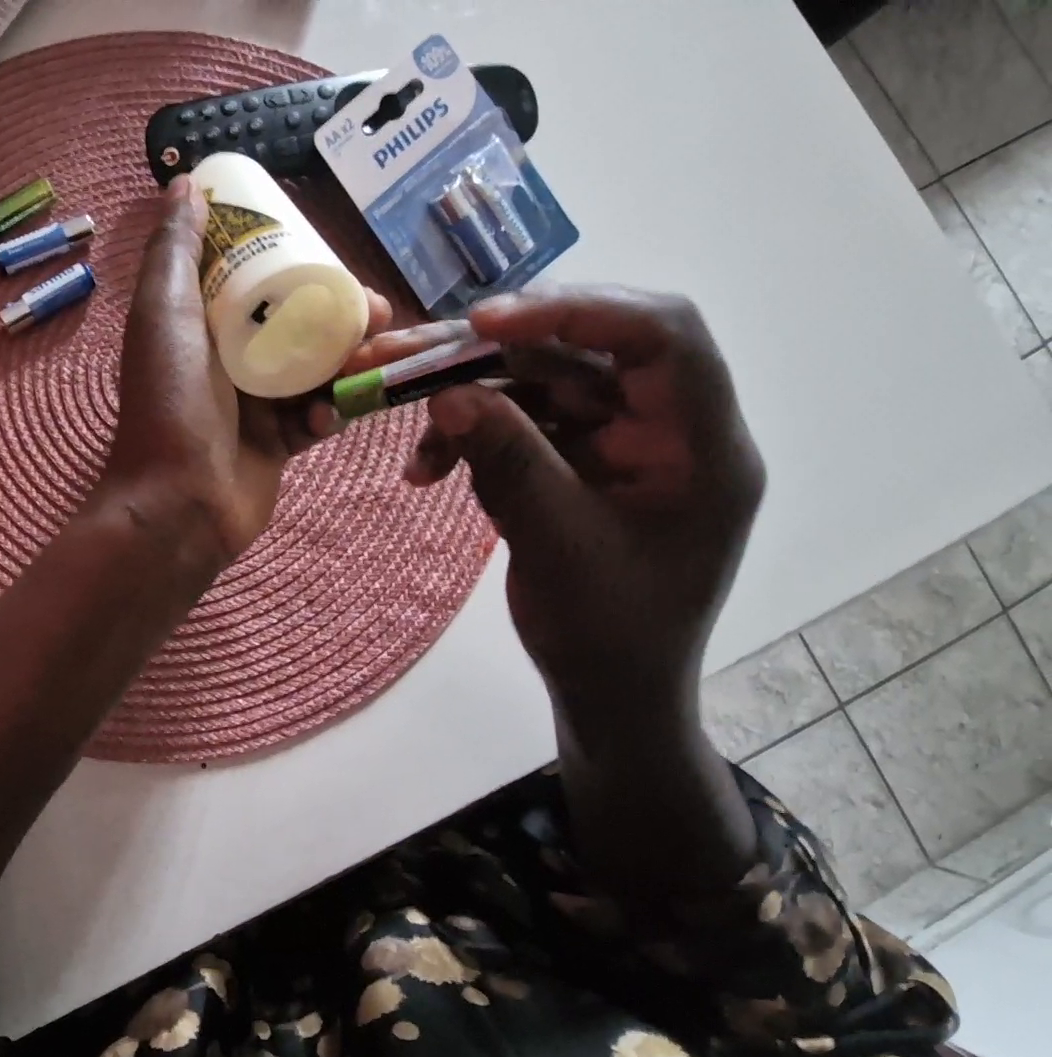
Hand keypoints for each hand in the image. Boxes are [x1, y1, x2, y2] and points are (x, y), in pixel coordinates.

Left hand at [99, 175, 390, 564]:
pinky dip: (329, 414)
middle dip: (342, 315)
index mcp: (200, 324)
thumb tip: (185, 184)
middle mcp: (227, 359)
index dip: (298, 264)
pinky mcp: (277, 444)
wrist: (179, 503)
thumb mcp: (164, 311)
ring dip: (349, 362)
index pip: (258, 280)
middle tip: (375, 313)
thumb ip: (175, 250)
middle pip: (298, 321)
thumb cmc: (170, 401)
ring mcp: (253, 404)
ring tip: (372, 360)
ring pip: (316, 368)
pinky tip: (326, 418)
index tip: (334, 257)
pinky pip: (317, 418)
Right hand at [396, 285, 765, 725]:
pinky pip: (518, 423)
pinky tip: (428, 471)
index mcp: (700, 442)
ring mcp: (617, 441)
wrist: (607, 689)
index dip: (575, 311)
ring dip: (467, 404)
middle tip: (411, 357)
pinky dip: (468, 439)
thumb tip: (447, 394)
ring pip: (538, 385)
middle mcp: (664, 425)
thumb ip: (509, 462)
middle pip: (582, 351)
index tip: (485, 323)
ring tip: (413, 447)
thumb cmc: (607, 631)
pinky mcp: (576, 460)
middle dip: (492, 353)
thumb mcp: (557, 545)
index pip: (659, 337)